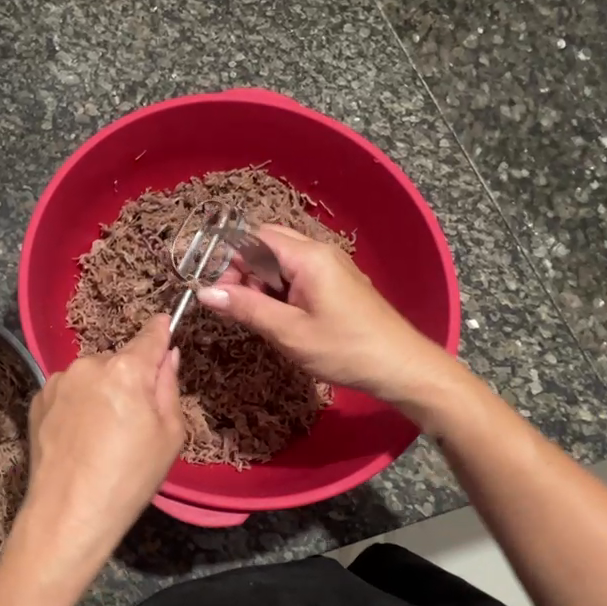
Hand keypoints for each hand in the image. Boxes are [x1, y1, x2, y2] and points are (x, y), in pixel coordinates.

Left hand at [16, 316, 183, 571]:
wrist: (67, 514)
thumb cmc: (128, 479)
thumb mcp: (169, 436)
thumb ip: (169, 386)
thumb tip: (167, 354)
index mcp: (125, 370)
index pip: (150, 335)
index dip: (161, 330)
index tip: (165, 324)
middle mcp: (88, 364)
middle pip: (119, 360)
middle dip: (129, 379)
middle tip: (133, 420)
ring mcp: (58, 381)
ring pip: (92, 376)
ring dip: (100, 392)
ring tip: (102, 436)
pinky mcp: (38, 400)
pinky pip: (69, 392)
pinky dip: (77, 406)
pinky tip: (79, 439)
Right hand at [196, 224, 463, 412]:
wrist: (402, 367)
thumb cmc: (344, 349)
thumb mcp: (288, 332)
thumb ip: (245, 308)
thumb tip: (204, 293)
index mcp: (308, 257)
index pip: (256, 238)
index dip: (231, 261)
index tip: (221, 293)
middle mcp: (320, 252)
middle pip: (268, 245)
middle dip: (245, 271)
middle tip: (236, 305)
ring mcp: (332, 267)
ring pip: (283, 261)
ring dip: (263, 282)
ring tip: (258, 316)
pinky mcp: (338, 283)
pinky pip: (299, 273)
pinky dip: (281, 289)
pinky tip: (281, 317)